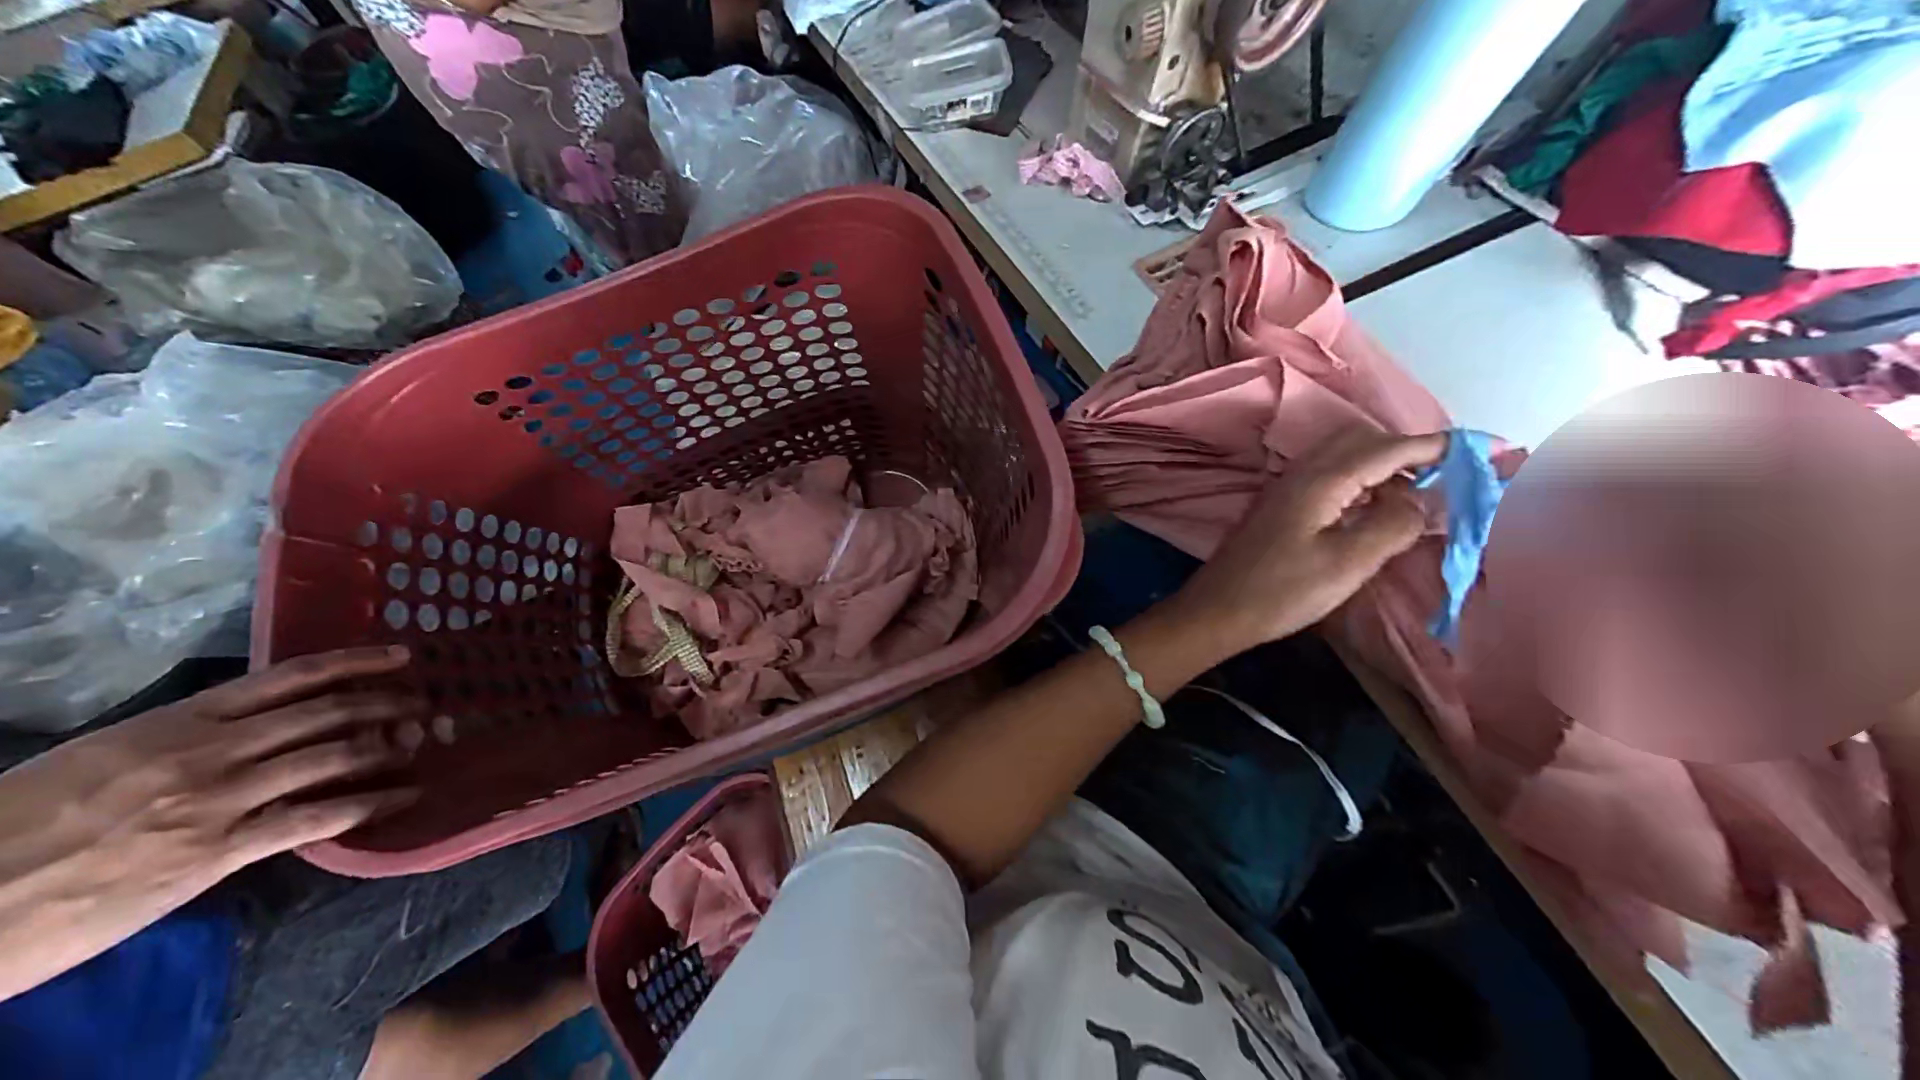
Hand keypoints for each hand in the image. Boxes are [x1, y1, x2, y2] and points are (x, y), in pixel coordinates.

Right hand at [0, 647, 427, 1001]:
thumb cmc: (14, 823)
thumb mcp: (105, 757)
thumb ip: (180, 739)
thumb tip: (240, 731)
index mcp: (180, 720)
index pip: (290, 677)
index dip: (355, 662)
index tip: (401, 655)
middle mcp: (212, 749)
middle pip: (326, 712)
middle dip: (386, 702)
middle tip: (426, 702)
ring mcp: (219, 798)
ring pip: (333, 756)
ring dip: (389, 747)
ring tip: (423, 742)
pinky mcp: (216, 851)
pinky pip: (317, 817)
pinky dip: (371, 803)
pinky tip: (406, 797)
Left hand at [1173, 430, 1445, 653]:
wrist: (1218, 611)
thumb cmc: (1281, 591)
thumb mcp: (1348, 563)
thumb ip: (1394, 525)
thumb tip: (1429, 499)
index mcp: (1322, 479)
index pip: (1390, 447)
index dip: (1440, 446)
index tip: (1486, 449)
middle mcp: (1302, 472)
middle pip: (1366, 441)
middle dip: (1411, 452)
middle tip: (1447, 480)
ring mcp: (1287, 487)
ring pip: (1346, 458)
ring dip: (1385, 468)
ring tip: (1418, 499)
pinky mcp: (1281, 506)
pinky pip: (1330, 477)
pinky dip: (1362, 483)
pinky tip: (1374, 512)